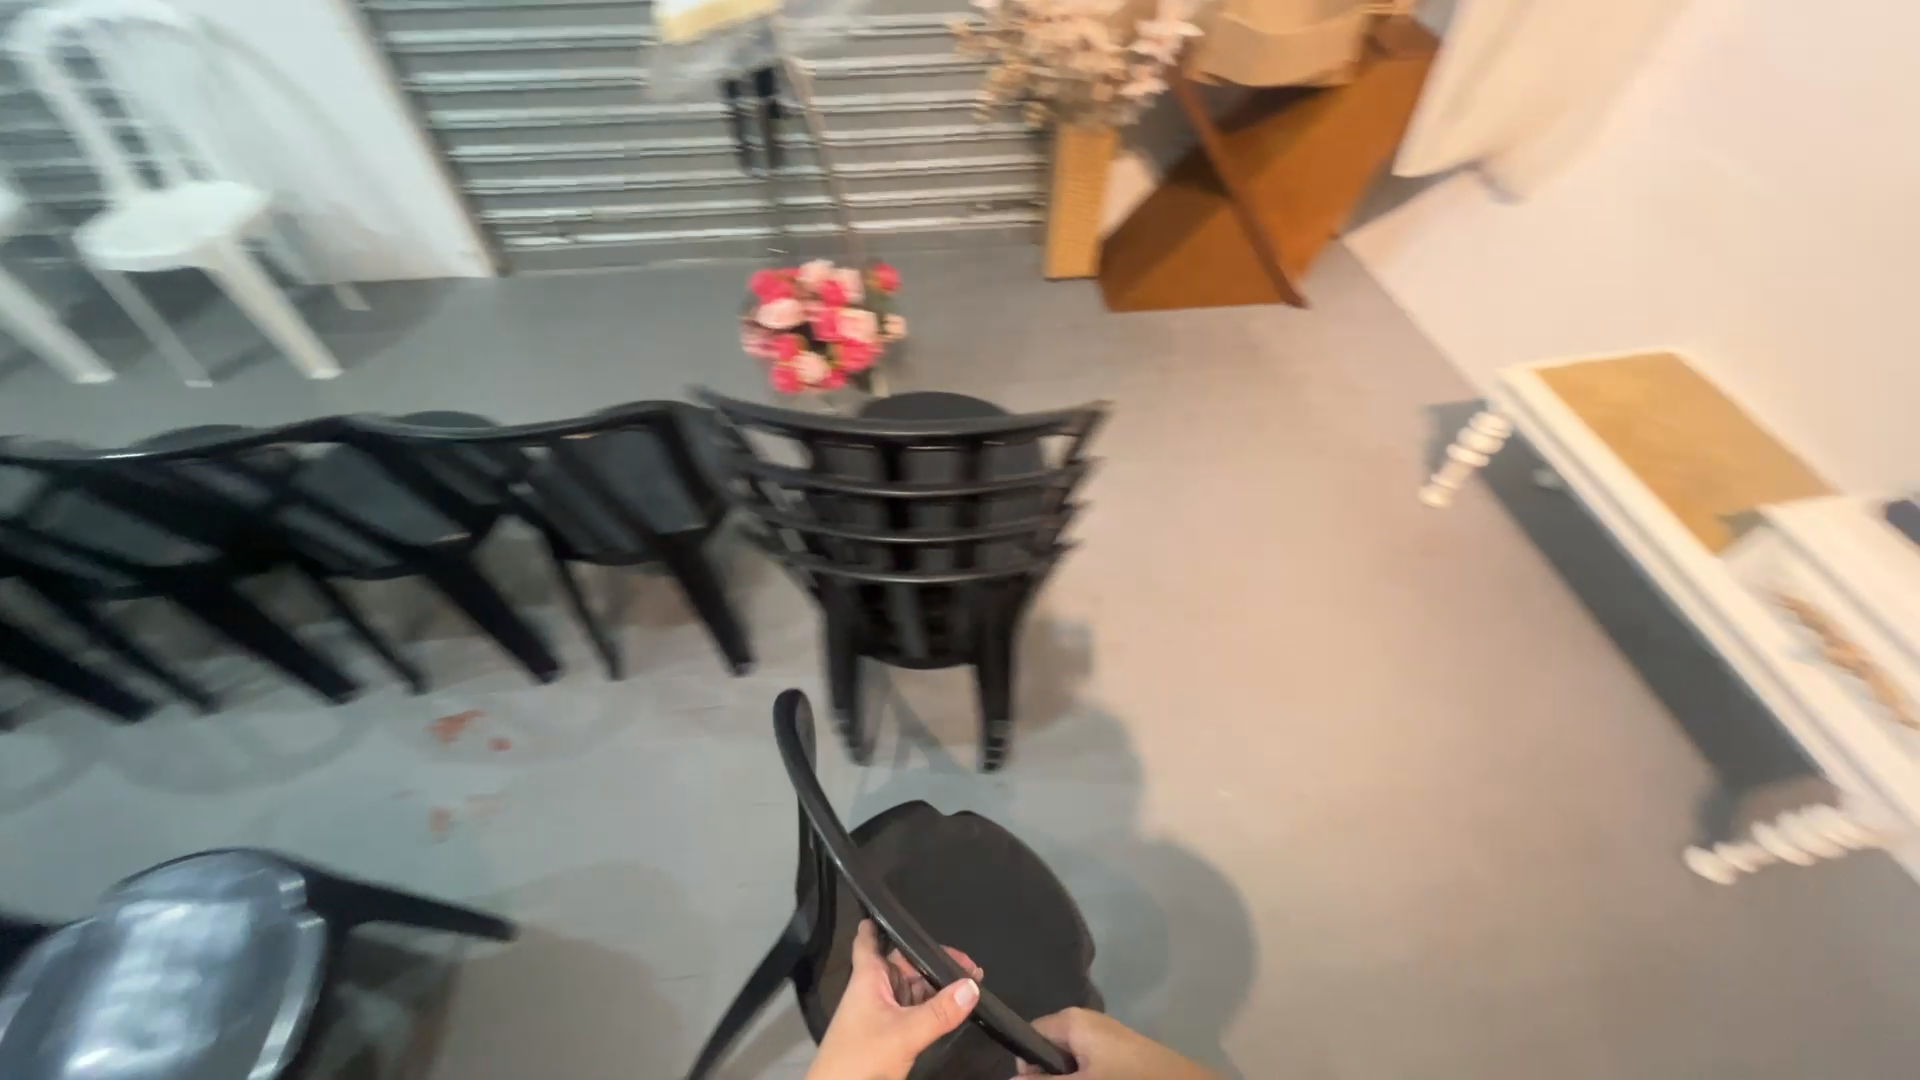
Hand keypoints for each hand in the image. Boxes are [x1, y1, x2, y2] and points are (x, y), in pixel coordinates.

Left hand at [805, 919, 982, 1079]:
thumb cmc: (861, 1058)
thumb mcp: (904, 1034)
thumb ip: (939, 1012)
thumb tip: (973, 985)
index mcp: (869, 977)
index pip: (869, 939)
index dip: (878, 923)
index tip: (892, 908)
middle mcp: (875, 988)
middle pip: (905, 964)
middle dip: (934, 961)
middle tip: (972, 965)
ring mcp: (882, 1013)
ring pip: (913, 989)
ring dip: (937, 986)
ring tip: (971, 984)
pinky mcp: (888, 1035)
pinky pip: (915, 1012)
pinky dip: (933, 1008)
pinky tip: (954, 1008)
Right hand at [1012, 1008, 1214, 1079]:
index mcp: (1072, 1021)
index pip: (1031, 1033)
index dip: (1028, 1064)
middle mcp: (1086, 1022)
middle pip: (1051, 1049)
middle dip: (1051, 1077)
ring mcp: (1105, 1038)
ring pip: (1072, 1063)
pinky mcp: (1120, 1054)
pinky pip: (1091, 1067)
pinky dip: (1087, 1079)